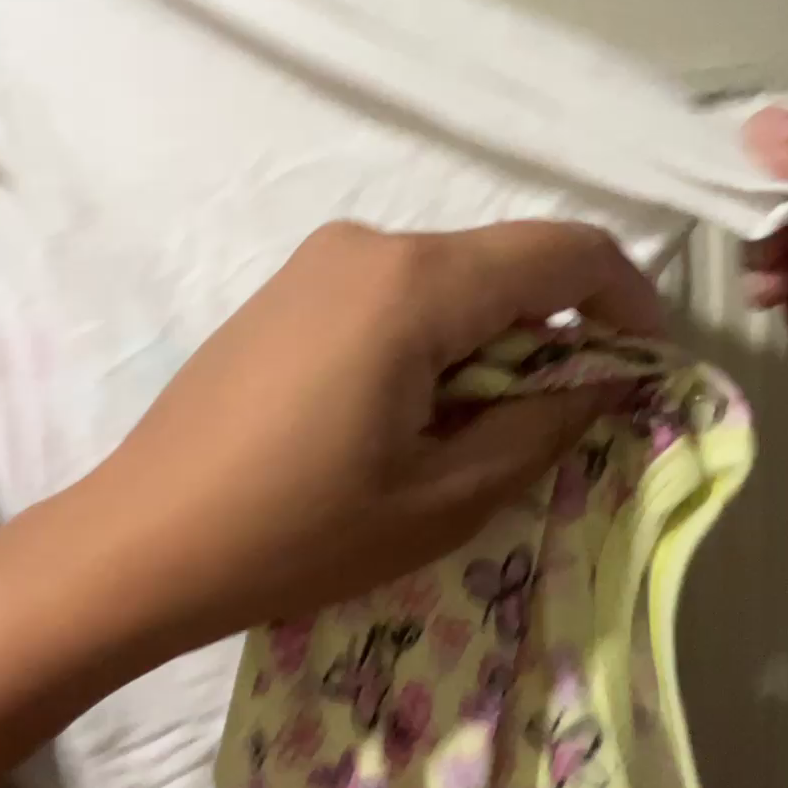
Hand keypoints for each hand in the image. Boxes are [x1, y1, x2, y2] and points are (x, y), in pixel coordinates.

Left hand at [74, 220, 660, 647]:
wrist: (143, 542)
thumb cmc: (296, 532)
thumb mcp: (441, 496)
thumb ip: (540, 423)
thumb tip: (607, 379)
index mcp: (412, 282)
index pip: (564, 253)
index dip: (627, 303)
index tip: (644, 369)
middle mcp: (361, 246)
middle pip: (499, 266)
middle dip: (547, 337)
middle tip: (551, 427)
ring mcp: (309, 268)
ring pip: (441, 287)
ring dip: (482, 348)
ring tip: (466, 438)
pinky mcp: (278, 300)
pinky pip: (384, 303)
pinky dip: (423, 348)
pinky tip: (398, 421)